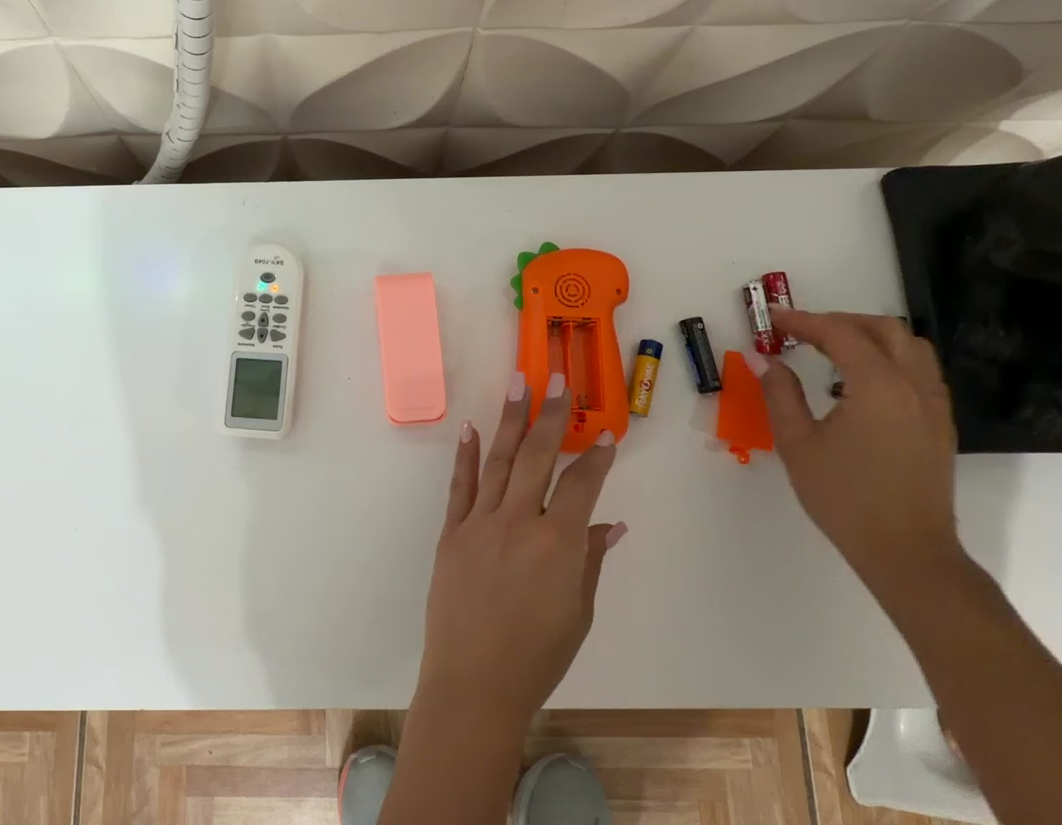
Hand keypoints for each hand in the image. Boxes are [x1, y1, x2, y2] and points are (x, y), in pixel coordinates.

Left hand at [415, 370, 625, 733]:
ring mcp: (479, 523)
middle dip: (551, 415)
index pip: (583, 484)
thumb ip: (590, 561)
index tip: (606, 433)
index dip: (597, 457)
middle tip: (557, 379)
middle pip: (538, 457)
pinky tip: (469, 427)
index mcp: (558, 543)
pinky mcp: (451, 533)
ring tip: (517, 382)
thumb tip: (610, 525)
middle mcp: (518, 521)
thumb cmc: (537, 657)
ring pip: (498, 460)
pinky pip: (460, 486)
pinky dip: (465, 455)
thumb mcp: (578, 612)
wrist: (473, 682)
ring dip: (510, 419)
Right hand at [760, 308, 961, 583]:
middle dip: (841, 322)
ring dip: (870, 337)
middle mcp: (914, 385)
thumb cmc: (844, 497)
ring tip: (831, 350)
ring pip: (910, 347)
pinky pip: (919, 371)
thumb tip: (765, 361)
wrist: (905, 549)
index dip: (804, 321)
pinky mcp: (939, 424)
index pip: (840, 334)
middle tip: (802, 332)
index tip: (773, 319)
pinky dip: (889, 359)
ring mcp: (933, 404)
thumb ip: (780, 395)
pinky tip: (859, 382)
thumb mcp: (797, 444)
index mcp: (878, 385)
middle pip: (885, 329)